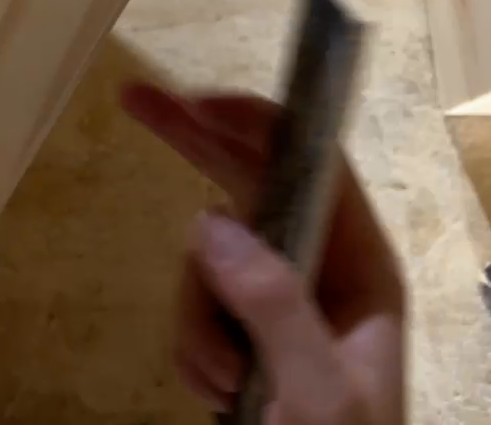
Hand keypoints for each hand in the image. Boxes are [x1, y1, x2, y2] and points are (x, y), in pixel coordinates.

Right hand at [122, 82, 405, 424]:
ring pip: (207, 251)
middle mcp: (315, 260)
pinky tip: (216, 389)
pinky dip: (191, 342)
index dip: (255, 121)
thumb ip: (273, 305)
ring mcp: (273, 289)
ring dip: (197, 315)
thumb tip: (207, 221)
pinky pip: (193, 298)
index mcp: (357, 262)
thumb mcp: (321, 393)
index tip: (195, 102)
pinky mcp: (239, 320)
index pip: (311, 161)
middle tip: (133, 97)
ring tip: (223, 381)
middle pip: (246, 173)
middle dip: (190, 140)